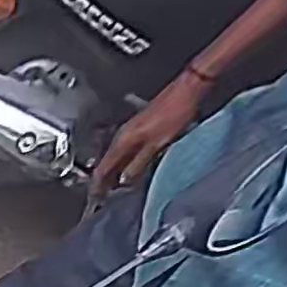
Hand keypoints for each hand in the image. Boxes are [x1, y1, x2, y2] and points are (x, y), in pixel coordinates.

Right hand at [90, 71, 206, 196]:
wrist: (188, 88)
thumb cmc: (175, 112)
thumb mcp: (157, 144)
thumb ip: (138, 164)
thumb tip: (125, 179)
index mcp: (122, 142)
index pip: (101, 170)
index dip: (97, 186)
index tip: (98, 197)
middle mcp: (121, 136)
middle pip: (106, 164)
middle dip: (105, 180)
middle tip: (107, 194)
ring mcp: (129, 130)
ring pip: (115, 157)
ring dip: (115, 171)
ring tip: (120, 183)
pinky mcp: (139, 126)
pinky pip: (125, 149)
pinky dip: (125, 160)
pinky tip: (131, 166)